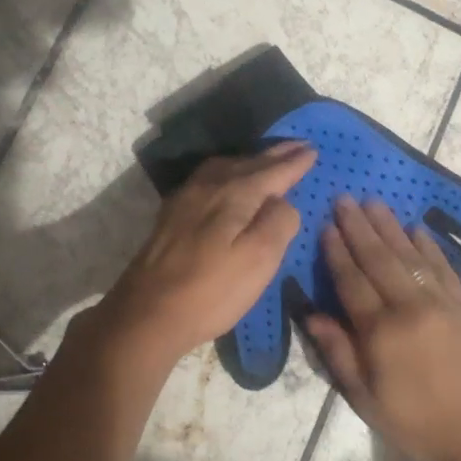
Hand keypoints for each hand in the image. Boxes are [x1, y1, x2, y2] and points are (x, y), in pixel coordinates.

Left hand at [95, 141, 317, 363]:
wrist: (146, 314)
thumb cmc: (211, 291)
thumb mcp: (259, 260)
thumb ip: (279, 223)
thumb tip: (282, 201)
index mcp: (235, 193)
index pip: (273, 171)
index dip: (295, 162)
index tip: (314, 150)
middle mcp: (209, 186)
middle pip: (248, 163)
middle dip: (275, 155)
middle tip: (298, 146)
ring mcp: (186, 198)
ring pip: (225, 167)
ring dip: (251, 160)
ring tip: (267, 160)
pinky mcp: (172, 215)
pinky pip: (209, 178)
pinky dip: (229, 172)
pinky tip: (227, 182)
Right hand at [306, 198, 460, 460]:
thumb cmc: (416, 424)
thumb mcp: (365, 399)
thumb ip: (339, 353)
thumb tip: (313, 314)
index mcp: (380, 332)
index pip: (352, 281)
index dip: (337, 252)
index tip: (326, 226)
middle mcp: (410, 307)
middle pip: (379, 259)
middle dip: (359, 227)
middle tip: (345, 199)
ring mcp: (441, 302)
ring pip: (410, 255)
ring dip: (390, 227)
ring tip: (374, 202)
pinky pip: (442, 266)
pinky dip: (427, 245)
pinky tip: (416, 229)